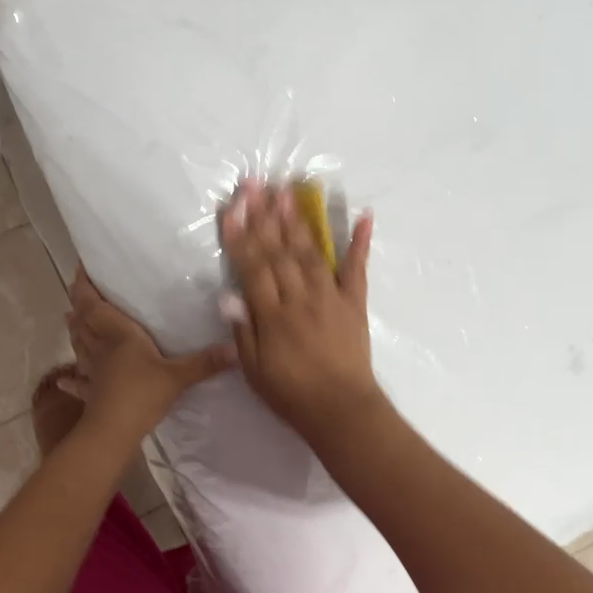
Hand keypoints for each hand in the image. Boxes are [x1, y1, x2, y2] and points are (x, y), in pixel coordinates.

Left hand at [59, 268, 234, 439]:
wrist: (114, 430)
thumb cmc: (142, 395)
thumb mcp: (178, 376)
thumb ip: (205, 362)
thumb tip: (236, 348)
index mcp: (119, 335)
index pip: (94, 305)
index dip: (85, 287)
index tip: (80, 269)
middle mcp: (101, 348)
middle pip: (83, 321)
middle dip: (79, 304)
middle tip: (77, 291)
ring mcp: (92, 371)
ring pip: (79, 345)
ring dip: (74, 331)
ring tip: (70, 318)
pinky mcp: (90, 393)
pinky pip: (79, 382)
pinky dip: (71, 379)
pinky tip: (65, 379)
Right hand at [219, 180, 384, 442]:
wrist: (341, 410)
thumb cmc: (291, 394)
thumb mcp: (255, 370)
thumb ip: (244, 331)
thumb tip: (229, 294)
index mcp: (273, 315)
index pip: (252, 266)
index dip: (240, 235)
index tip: (231, 206)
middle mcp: (300, 297)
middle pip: (279, 250)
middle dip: (264, 215)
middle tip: (256, 183)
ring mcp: (330, 296)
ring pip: (311, 251)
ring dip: (298, 219)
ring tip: (288, 190)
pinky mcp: (355, 302)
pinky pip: (357, 268)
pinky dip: (361, 241)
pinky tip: (363, 214)